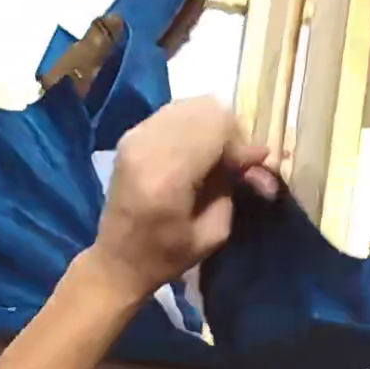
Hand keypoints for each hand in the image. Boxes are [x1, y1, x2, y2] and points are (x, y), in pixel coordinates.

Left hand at [87, 96, 278, 300]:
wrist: (117, 263)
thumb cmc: (165, 257)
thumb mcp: (212, 233)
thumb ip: (232, 186)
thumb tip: (253, 153)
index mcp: (167, 177)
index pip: (218, 127)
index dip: (241, 143)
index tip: (251, 167)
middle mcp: (146, 149)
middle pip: (205, 108)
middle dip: (228, 132)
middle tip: (234, 162)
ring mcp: (133, 139)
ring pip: (189, 105)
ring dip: (209, 127)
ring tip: (215, 158)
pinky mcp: (128, 138)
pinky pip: (171, 115)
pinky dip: (190, 127)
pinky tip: (193, 154)